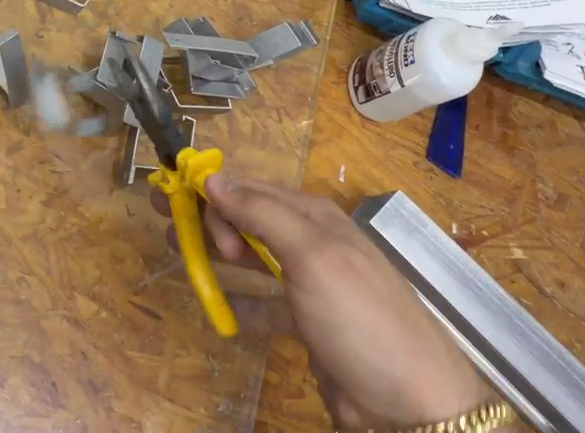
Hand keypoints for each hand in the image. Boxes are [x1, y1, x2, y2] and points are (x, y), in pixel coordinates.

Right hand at [153, 177, 493, 429]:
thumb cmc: (361, 318)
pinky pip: (263, 302)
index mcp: (313, 217)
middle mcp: (309, 242)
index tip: (172, 204)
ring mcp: (309, 283)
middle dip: (205, 219)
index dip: (207, 191)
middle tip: (170, 230)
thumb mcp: (311, 255)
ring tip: (180, 257)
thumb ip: (260, 213)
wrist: (415, 406)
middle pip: (244, 219)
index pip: (247, 188)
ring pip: (249, 258)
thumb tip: (211, 177)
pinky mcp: (308, 322)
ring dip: (214, 255)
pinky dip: (238, 302)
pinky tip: (220, 309)